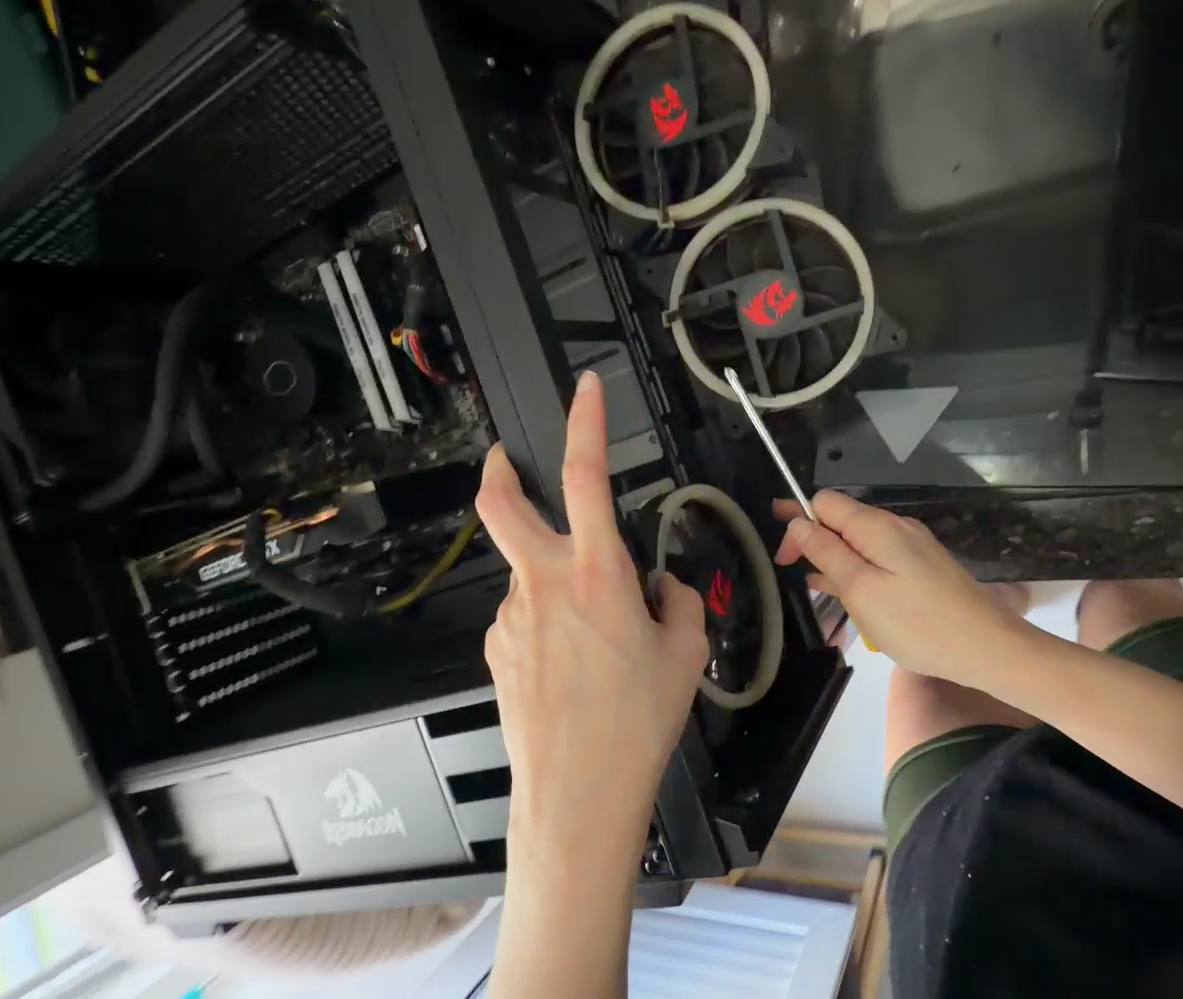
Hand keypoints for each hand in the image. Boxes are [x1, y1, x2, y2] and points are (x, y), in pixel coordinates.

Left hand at [475, 371, 708, 858]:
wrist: (578, 792)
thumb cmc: (633, 724)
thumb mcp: (685, 651)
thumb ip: (677, 599)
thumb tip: (663, 586)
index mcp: (597, 572)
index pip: (584, 473)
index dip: (584, 421)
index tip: (584, 390)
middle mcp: (544, 584)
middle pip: (500, 504)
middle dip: (498, 470)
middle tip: (505, 459)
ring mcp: (512, 617)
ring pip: (525, 568)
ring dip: (552, 572)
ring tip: (594, 624)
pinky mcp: (497, 649)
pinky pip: (522, 613)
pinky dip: (546, 616)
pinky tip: (574, 658)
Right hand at [774, 490, 1025, 687]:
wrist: (984, 646)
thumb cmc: (916, 622)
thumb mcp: (860, 589)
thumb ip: (827, 553)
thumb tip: (798, 523)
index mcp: (876, 526)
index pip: (824, 502)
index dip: (798, 521)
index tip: (782, 558)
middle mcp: (895, 527)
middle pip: (843, 520)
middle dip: (814, 539)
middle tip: (790, 570)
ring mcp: (913, 547)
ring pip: (860, 542)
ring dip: (835, 558)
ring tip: (816, 585)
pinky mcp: (924, 568)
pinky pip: (879, 559)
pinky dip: (858, 570)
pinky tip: (850, 594)